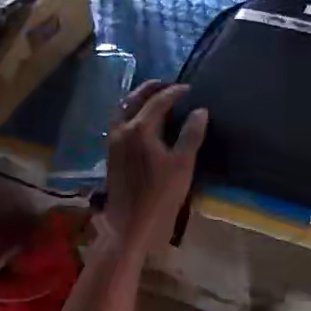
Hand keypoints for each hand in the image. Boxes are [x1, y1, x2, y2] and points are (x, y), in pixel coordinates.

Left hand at [102, 81, 207, 248]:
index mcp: (139, 129)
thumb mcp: (183, 164)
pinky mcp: (111, 153)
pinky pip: (119, 123)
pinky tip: (144, 122)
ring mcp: (112, 141)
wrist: (131, 224)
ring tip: (156, 99)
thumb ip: (191, 134)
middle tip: (169, 85)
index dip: (175, 92)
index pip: (158, 101)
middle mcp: (121, 130)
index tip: (190, 89)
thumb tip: (200, 110)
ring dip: (138, 100)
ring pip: (122, 110)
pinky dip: (131, 113)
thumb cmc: (160, 196)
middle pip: (134, 99)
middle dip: (151, 89)